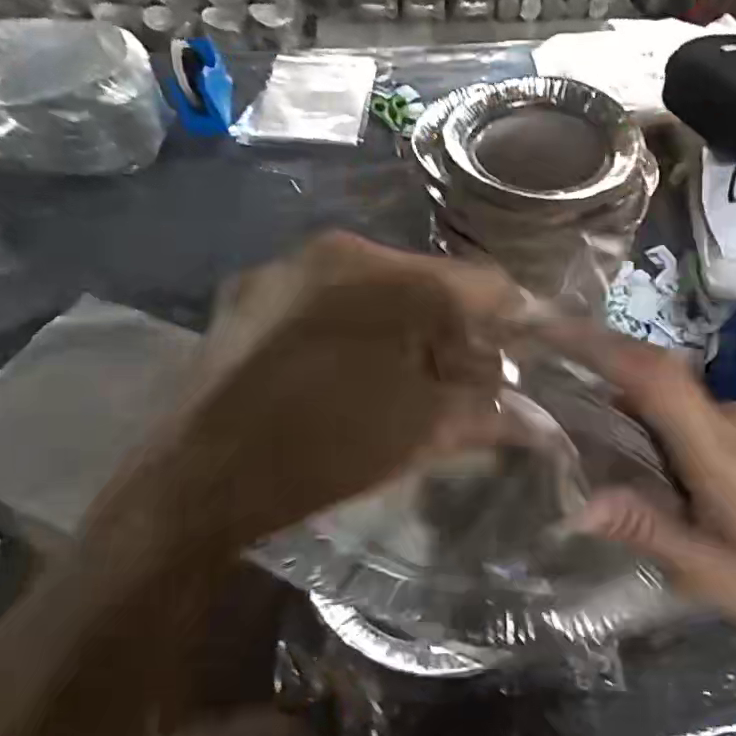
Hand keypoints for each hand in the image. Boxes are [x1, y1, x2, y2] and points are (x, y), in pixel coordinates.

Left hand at [127, 231, 523, 549]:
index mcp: (391, 278)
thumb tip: (536, 420)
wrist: (199, 483)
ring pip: (378, 287)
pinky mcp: (250, 292)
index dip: (518, 321)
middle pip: (431, 282)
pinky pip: (329, 298)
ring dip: (408, 327)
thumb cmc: (327, 453)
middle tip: (469, 377)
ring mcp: (287, 268)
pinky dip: (359, 327)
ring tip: (410, 377)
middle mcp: (339, 252)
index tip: (527, 356)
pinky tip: (352, 371)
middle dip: (459, 329)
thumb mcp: (426, 433)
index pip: (485, 284)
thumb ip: (490, 412)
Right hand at [546, 324, 735, 645]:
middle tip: (537, 356)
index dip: (599, 346)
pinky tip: (617, 432)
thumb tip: (576, 505)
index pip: (653, 377)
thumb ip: (645, 531)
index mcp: (717, 449)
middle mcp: (728, 421)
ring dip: (617, 381)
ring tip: (562, 390)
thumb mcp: (709, 573)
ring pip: (670, 388)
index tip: (547, 327)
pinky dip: (643, 406)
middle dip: (595, 354)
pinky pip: (684, 408)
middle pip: (655, 370)